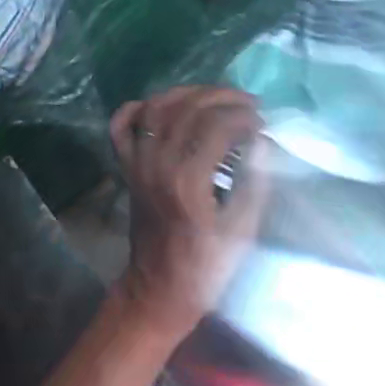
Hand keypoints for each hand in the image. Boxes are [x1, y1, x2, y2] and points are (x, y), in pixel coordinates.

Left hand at [109, 86, 271, 338]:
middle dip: (221, 97)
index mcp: (189, 182)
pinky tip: (160, 105)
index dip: (243, 117)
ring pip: (155, 108)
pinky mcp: (127, 168)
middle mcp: (158, 164)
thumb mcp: (241, 232)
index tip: (263, 123)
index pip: (216, 127)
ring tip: (215, 97)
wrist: (158, 291)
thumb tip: (261, 142)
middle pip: (187, 109)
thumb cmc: (205, 267)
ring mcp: (138, 163)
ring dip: (186, 94)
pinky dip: (137, 109)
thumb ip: (253, 182)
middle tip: (247, 103)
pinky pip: (121, 127)